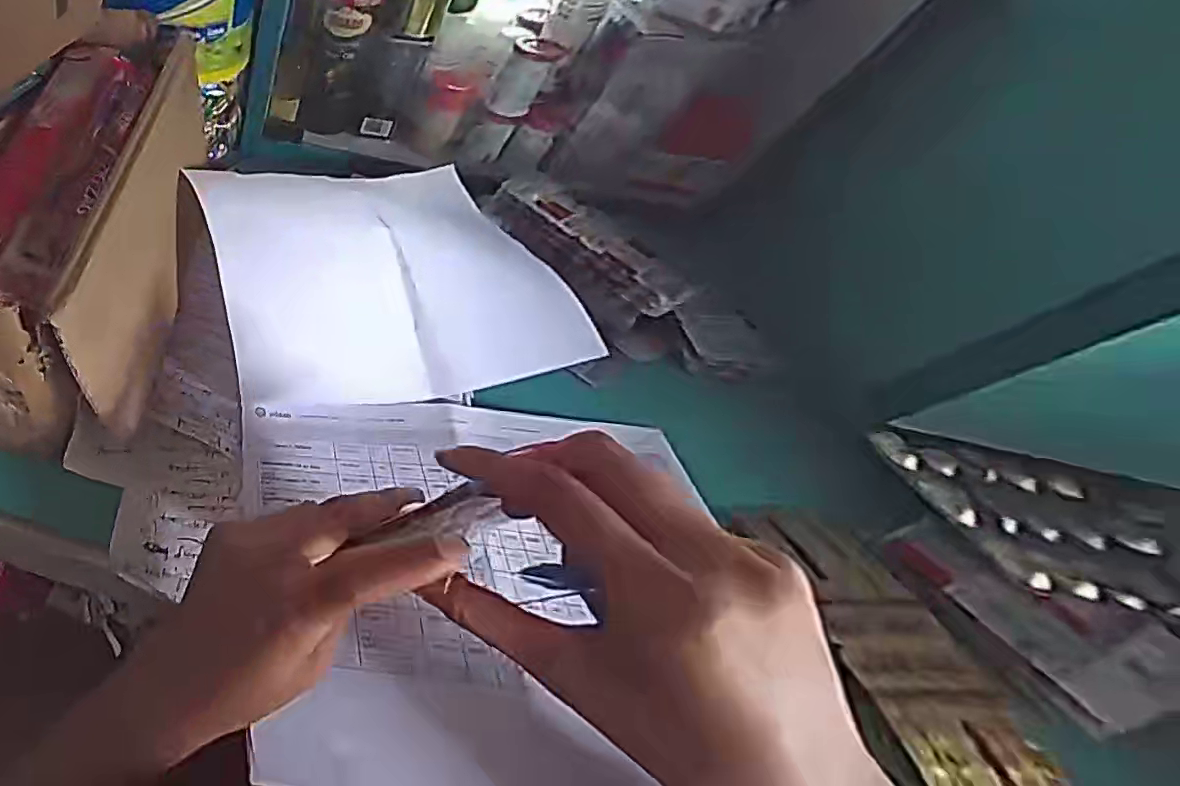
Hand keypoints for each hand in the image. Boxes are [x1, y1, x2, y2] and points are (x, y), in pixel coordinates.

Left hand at [1, 488, 465, 784]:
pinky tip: (310, 543)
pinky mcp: (230, 528)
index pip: (371, 569)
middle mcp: (274, 558)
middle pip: (341, 516)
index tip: (452, 544)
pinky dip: (305, 527)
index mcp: (300, 603)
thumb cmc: (250, 685)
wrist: (178, 675)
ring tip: (370, 518)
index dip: (417, 555)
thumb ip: (340, 608)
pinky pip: (282, 520)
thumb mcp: (313, 661)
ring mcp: (248, 537)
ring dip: (343, 515)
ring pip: (312, 512)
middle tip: (415, 500)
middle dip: (384, 504)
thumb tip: (360, 570)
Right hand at [422, 433, 887, 785]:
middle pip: (604, 459)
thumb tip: (432, 577)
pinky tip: (630, 562)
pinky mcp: (773, 558)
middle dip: (542, 457)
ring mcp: (753, 555)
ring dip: (588, 485)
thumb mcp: (574, 676)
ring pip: (643, 478)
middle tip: (510, 485)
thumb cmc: (684, 747)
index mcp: (662, 596)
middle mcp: (717, 561)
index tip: (464, 461)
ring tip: (566, 531)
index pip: (559, 494)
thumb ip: (491, 616)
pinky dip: (637, 517)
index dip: (498, 467)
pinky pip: (683, 509)